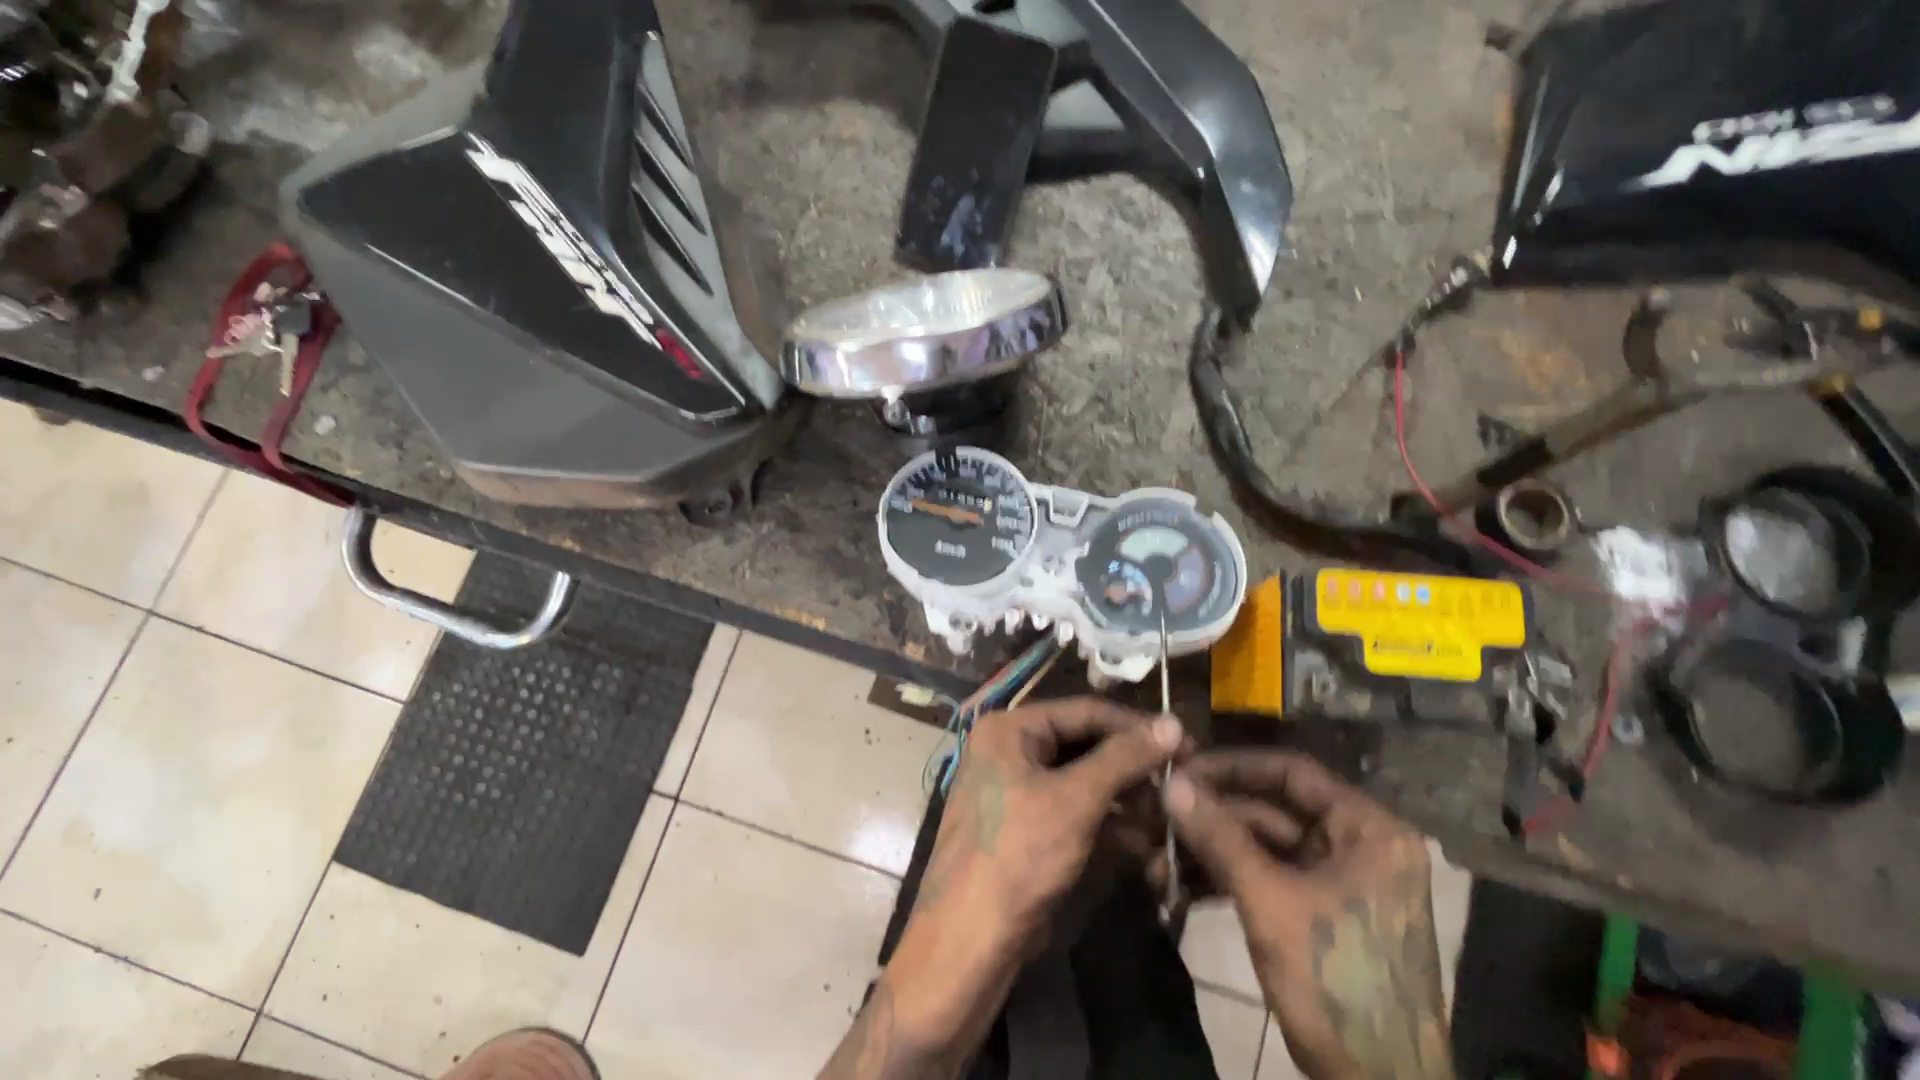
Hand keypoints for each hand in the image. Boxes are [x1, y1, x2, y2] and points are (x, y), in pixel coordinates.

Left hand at [821, 698, 1181, 1078]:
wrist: (970, 937)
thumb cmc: (1018, 855)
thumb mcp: (1076, 800)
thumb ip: (1125, 758)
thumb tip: (1175, 722)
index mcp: (1010, 729)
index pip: (1086, 711)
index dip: (1137, 727)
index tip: (1186, 743)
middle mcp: (1010, 751)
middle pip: (1086, 746)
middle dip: (1133, 770)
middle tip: (1180, 785)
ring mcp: (1018, 791)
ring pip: (1086, 783)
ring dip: (1127, 802)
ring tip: (1165, 821)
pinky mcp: (1029, 830)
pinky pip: (1076, 813)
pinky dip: (1109, 827)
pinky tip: (1145, 847)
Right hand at [1164, 751, 1451, 1079]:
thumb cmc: (1334, 980)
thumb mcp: (1269, 902)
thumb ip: (1220, 837)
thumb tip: (1171, 782)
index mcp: (1369, 830)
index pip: (1294, 773)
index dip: (1233, 767)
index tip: (1180, 769)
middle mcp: (1359, 845)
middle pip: (1275, 810)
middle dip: (1213, 815)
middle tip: (1155, 813)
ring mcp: (1339, 881)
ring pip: (1265, 846)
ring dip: (1212, 850)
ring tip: (1156, 855)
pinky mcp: (1319, 912)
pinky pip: (1268, 878)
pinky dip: (1228, 878)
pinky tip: (1179, 883)